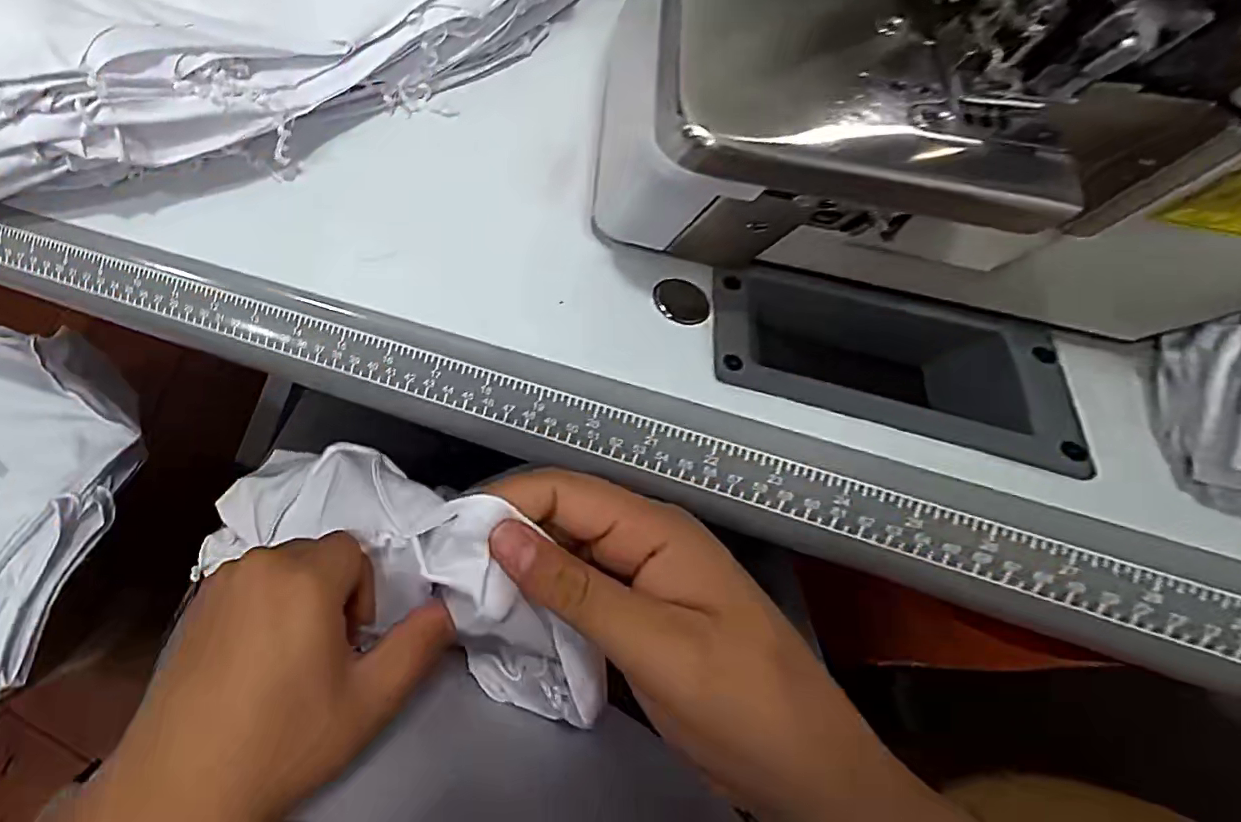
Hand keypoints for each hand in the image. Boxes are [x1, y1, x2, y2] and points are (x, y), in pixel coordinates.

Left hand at [69, 532, 455, 821]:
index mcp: (303, 575)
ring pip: (280, 567)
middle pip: (316, 556)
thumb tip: (443, 610)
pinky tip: (249, 660)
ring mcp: (222, 575)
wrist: (190, 772)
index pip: (352, 549)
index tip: (349, 643)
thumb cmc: (286, 736)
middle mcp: (260, 560)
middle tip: (322, 656)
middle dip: (331, 594)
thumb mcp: (367, 702)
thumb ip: (414, 648)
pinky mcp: (197, 596)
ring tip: (285, 662)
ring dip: (295, 598)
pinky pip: (246, 581)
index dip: (362, 594)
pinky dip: (259, 604)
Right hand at [486, 469, 968, 821]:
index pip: (562, 490)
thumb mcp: (657, 648)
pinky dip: (541, 591)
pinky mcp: (634, 605)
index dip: (506, 501)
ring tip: (472, 583)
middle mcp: (642, 536)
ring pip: (562, 546)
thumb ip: (574, 588)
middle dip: (505, 530)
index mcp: (654, 528)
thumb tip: (498, 534)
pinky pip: (575, 581)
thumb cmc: (748, 709)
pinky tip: (513, 607)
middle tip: (456, 562)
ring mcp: (639, 571)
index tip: (457, 533)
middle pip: (557, 512)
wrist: (820, 785)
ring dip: (519, 562)